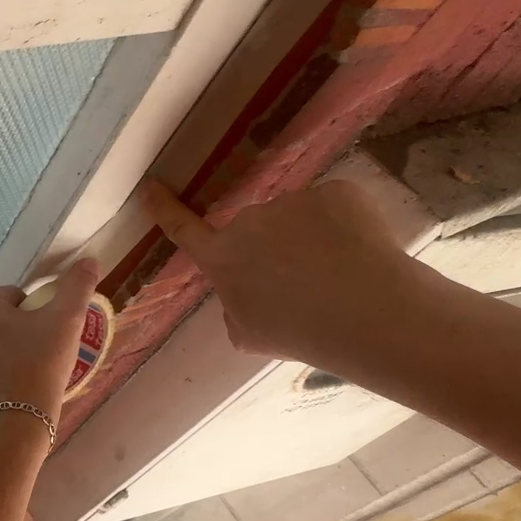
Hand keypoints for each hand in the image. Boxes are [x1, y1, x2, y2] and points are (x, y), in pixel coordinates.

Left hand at [0, 258, 99, 418]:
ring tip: (28, 369)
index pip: (13, 296)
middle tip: (42, 351)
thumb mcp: (67, 320)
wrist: (18, 420)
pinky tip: (11, 387)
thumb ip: (77, 286)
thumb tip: (89, 261)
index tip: (48, 331)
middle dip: (17, 329)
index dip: (35, 310)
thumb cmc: (41, 364)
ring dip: (3, 349)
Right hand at [141, 179, 435, 365]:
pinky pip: (334, 207)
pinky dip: (345, 227)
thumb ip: (235, 305)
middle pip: (256, 231)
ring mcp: (293, 201)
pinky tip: (360, 254)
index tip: (152, 186)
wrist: (369, 314)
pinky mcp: (337, 191)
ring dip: (312, 239)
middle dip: (273, 250)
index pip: (183, 229)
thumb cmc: (299, 332)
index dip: (164, 208)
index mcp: (221, 258)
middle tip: (303, 285)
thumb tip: (246, 292)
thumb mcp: (246, 334)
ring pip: (298, 219)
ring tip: (339, 275)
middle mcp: (248, 221)